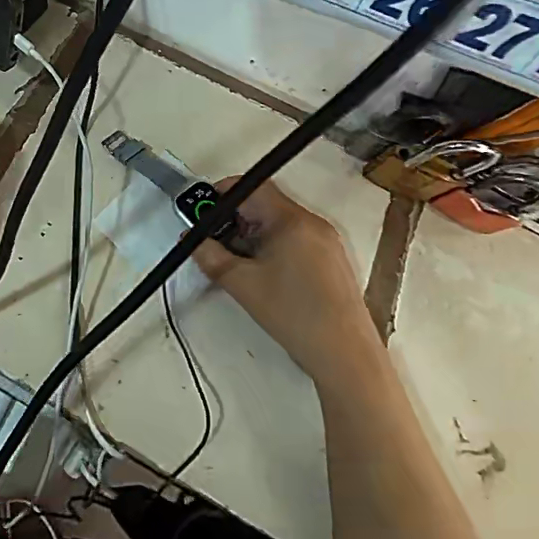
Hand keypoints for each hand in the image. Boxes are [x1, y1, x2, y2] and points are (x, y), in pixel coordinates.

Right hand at [194, 180, 380, 391]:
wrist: (343, 351)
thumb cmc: (300, 317)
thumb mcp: (243, 285)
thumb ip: (212, 257)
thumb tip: (194, 242)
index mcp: (291, 220)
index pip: (252, 187)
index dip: (222, 193)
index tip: (203, 209)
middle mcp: (312, 223)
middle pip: (265, 204)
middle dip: (234, 218)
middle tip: (212, 240)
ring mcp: (324, 240)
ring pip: (279, 223)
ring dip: (253, 234)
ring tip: (235, 262)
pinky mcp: (330, 258)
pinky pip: (295, 239)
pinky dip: (273, 247)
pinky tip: (262, 273)